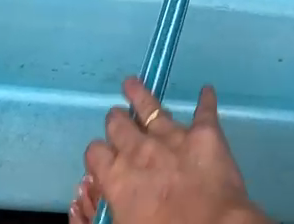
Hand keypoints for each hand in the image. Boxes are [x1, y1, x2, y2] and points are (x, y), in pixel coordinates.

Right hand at [75, 78, 268, 223]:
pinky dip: (206, 99)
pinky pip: (205, 109)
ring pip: (152, 107)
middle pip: (119, 125)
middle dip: (116, 120)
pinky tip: (206, 91)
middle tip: (116, 118)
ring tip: (132, 83)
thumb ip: (101, 211)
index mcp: (117, 177)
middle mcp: (141, 149)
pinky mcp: (205, 132)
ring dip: (141, 94)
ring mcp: (174, 135)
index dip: (98, 154)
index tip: (102, 156)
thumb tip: (86, 197)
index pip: (95, 153)